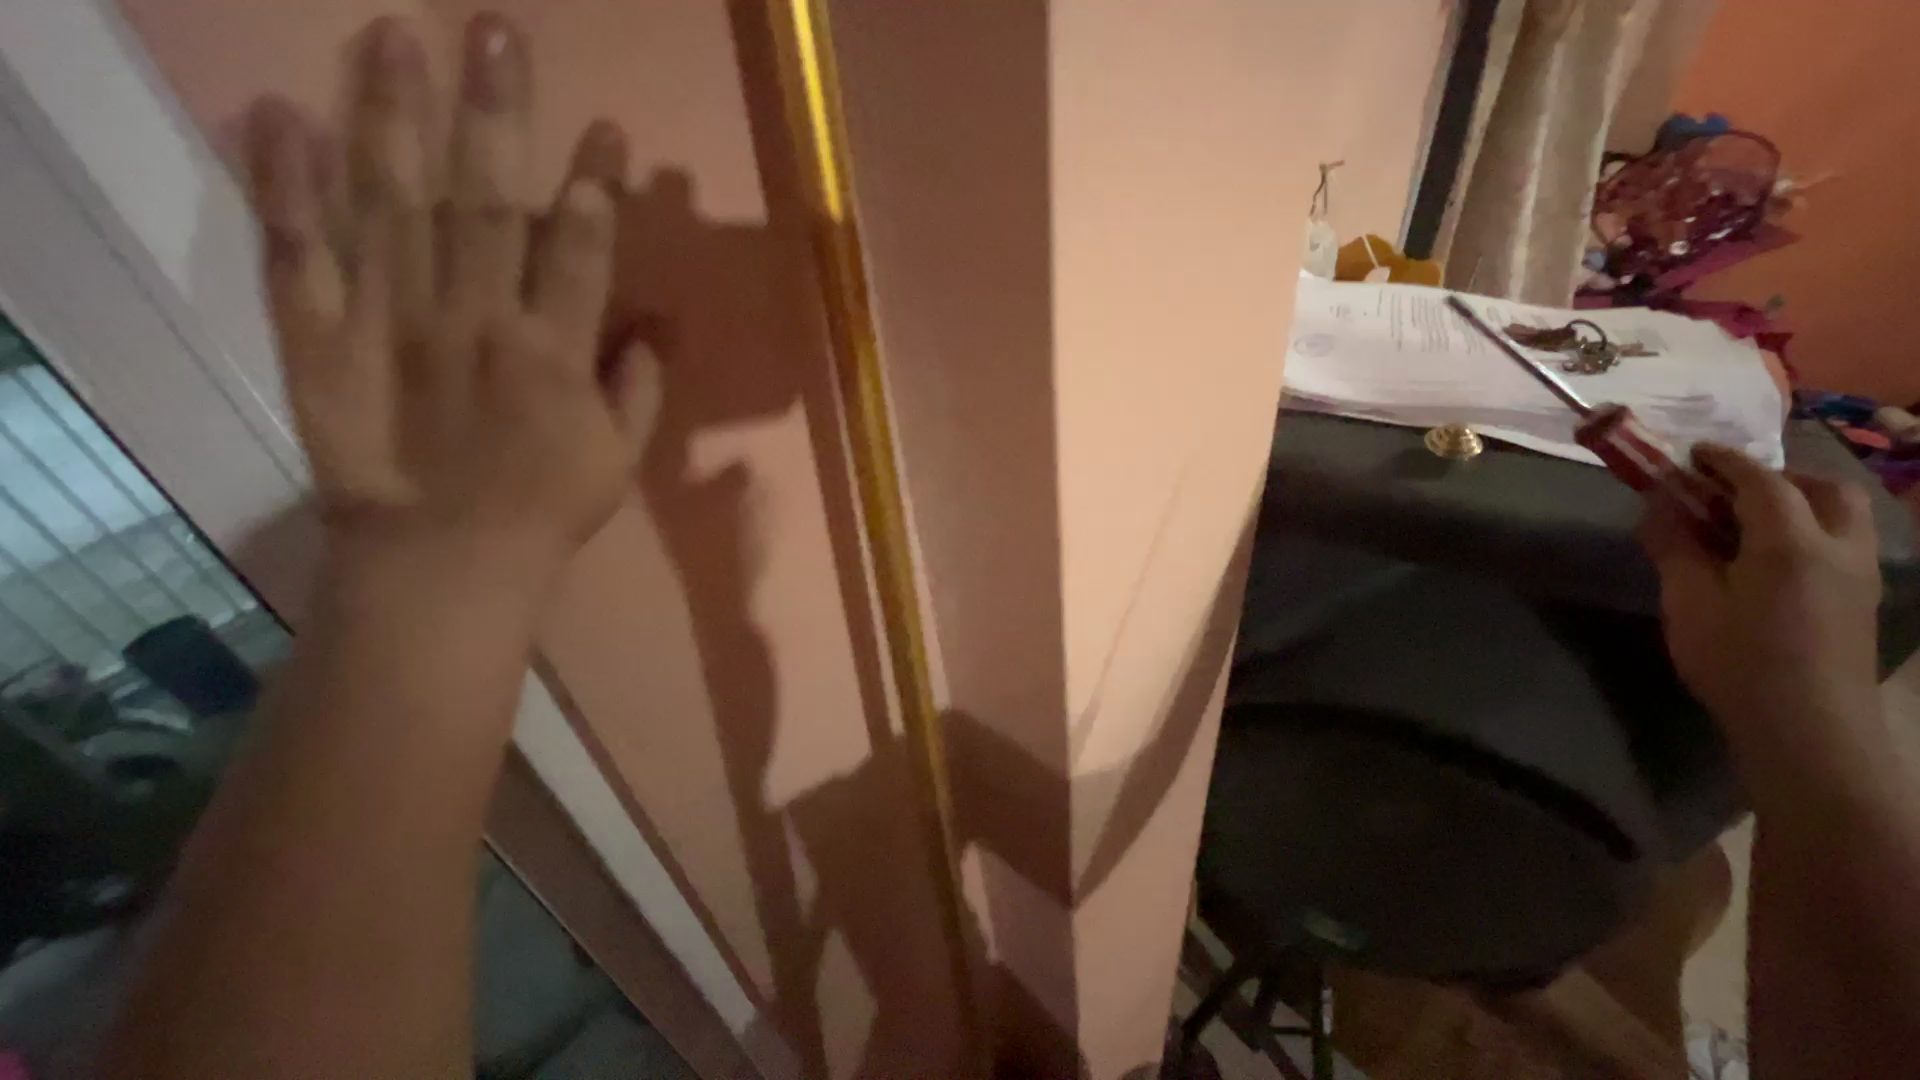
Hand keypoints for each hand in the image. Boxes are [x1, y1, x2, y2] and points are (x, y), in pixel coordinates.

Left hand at [243, 14, 657, 583]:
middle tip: (495, 32)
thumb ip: (638, 387)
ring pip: (394, 206)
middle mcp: (475, 319)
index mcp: (553, 351)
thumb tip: (652, 327)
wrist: (441, 561)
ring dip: (395, 117)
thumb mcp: (619, 457)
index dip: (591, 183)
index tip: (603, 123)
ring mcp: (392, 323)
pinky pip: (303, 255)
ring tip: (394, 36)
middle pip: (485, 202)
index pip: (577, 249)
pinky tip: (285, 115)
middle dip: (495, 114)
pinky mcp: (323, 339)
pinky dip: (288, 187)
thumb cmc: (545, 509)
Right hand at [1640, 444, 1882, 746]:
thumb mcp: (1688, 603)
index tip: (1690, 454)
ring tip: (1746, 518)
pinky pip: (1842, 541)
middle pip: (1824, 488)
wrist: (1807, 727)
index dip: (1724, 462)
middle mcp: (1840, 548)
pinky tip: (1768, 554)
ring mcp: (1861, 574)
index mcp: (1792, 545)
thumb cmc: (1736, 661)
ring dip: (1799, 500)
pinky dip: (1808, 527)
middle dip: (1776, 476)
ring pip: (1843, 514)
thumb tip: (1659, 509)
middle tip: (1725, 487)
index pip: (1762, 482)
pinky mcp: (1862, 599)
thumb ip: (1675, 548)